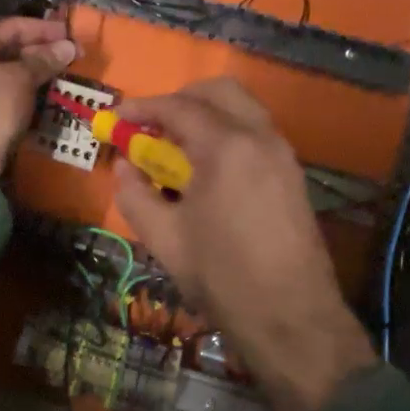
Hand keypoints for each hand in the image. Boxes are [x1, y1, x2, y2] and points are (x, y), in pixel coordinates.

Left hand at [0, 17, 78, 177]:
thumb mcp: (20, 78)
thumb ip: (44, 60)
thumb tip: (68, 45)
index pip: (12, 27)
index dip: (41, 28)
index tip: (69, 32)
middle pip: (12, 48)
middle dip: (43, 49)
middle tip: (73, 54)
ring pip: (14, 71)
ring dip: (39, 70)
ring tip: (66, 72)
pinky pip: (13, 91)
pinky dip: (31, 89)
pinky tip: (50, 93)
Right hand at [112, 77, 375, 410]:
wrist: (293, 319)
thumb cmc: (223, 277)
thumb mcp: (165, 239)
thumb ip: (136, 194)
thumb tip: (124, 165)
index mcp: (226, 147)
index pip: (179, 107)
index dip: (143, 109)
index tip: (116, 119)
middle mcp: (260, 137)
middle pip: (219, 91)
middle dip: (181, 99)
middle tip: (153, 126)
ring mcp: (283, 154)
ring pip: (243, 108)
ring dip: (208, 114)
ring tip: (177, 148)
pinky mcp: (293, 175)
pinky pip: (257, 133)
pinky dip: (229, 133)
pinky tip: (208, 170)